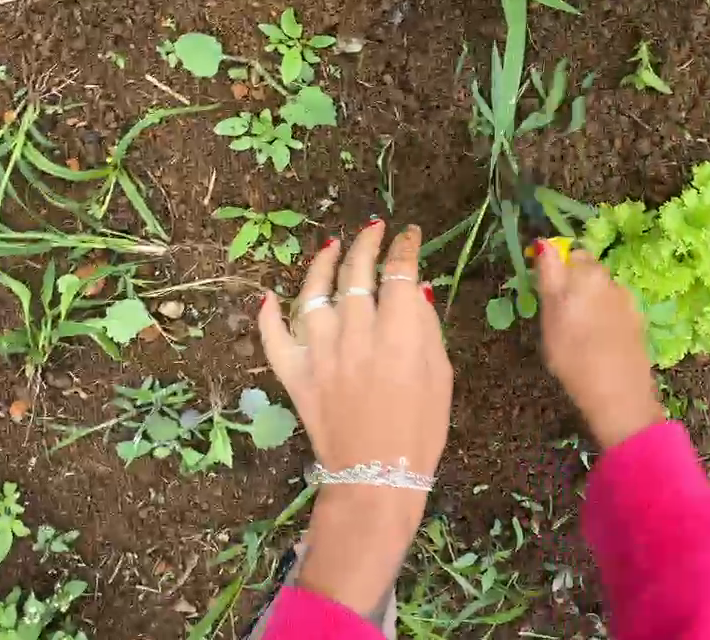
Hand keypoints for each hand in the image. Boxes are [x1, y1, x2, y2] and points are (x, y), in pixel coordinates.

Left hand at [257, 222, 451, 615]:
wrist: (375, 480)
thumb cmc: (420, 429)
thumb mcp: (441, 375)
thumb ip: (427, 327)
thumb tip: (415, 288)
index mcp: (398, 334)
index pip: (399, 271)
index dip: (405, 246)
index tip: (409, 234)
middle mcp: (356, 334)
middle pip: (356, 271)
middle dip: (367, 242)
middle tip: (374, 228)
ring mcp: (320, 353)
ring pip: (313, 293)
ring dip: (322, 264)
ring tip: (331, 245)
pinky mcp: (296, 375)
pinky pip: (274, 339)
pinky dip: (268, 317)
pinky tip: (269, 296)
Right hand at [535, 243, 663, 449]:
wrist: (620, 394)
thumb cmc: (574, 358)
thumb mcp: (550, 318)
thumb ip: (548, 276)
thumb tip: (544, 243)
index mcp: (583, 274)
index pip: (564, 253)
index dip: (553, 265)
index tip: (545, 286)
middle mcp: (606, 278)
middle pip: (584, 266)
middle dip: (572, 279)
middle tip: (560, 310)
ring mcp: (625, 297)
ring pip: (600, 285)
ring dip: (590, 295)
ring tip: (581, 329)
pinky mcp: (638, 316)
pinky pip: (614, 304)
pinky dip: (605, 312)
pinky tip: (600, 338)